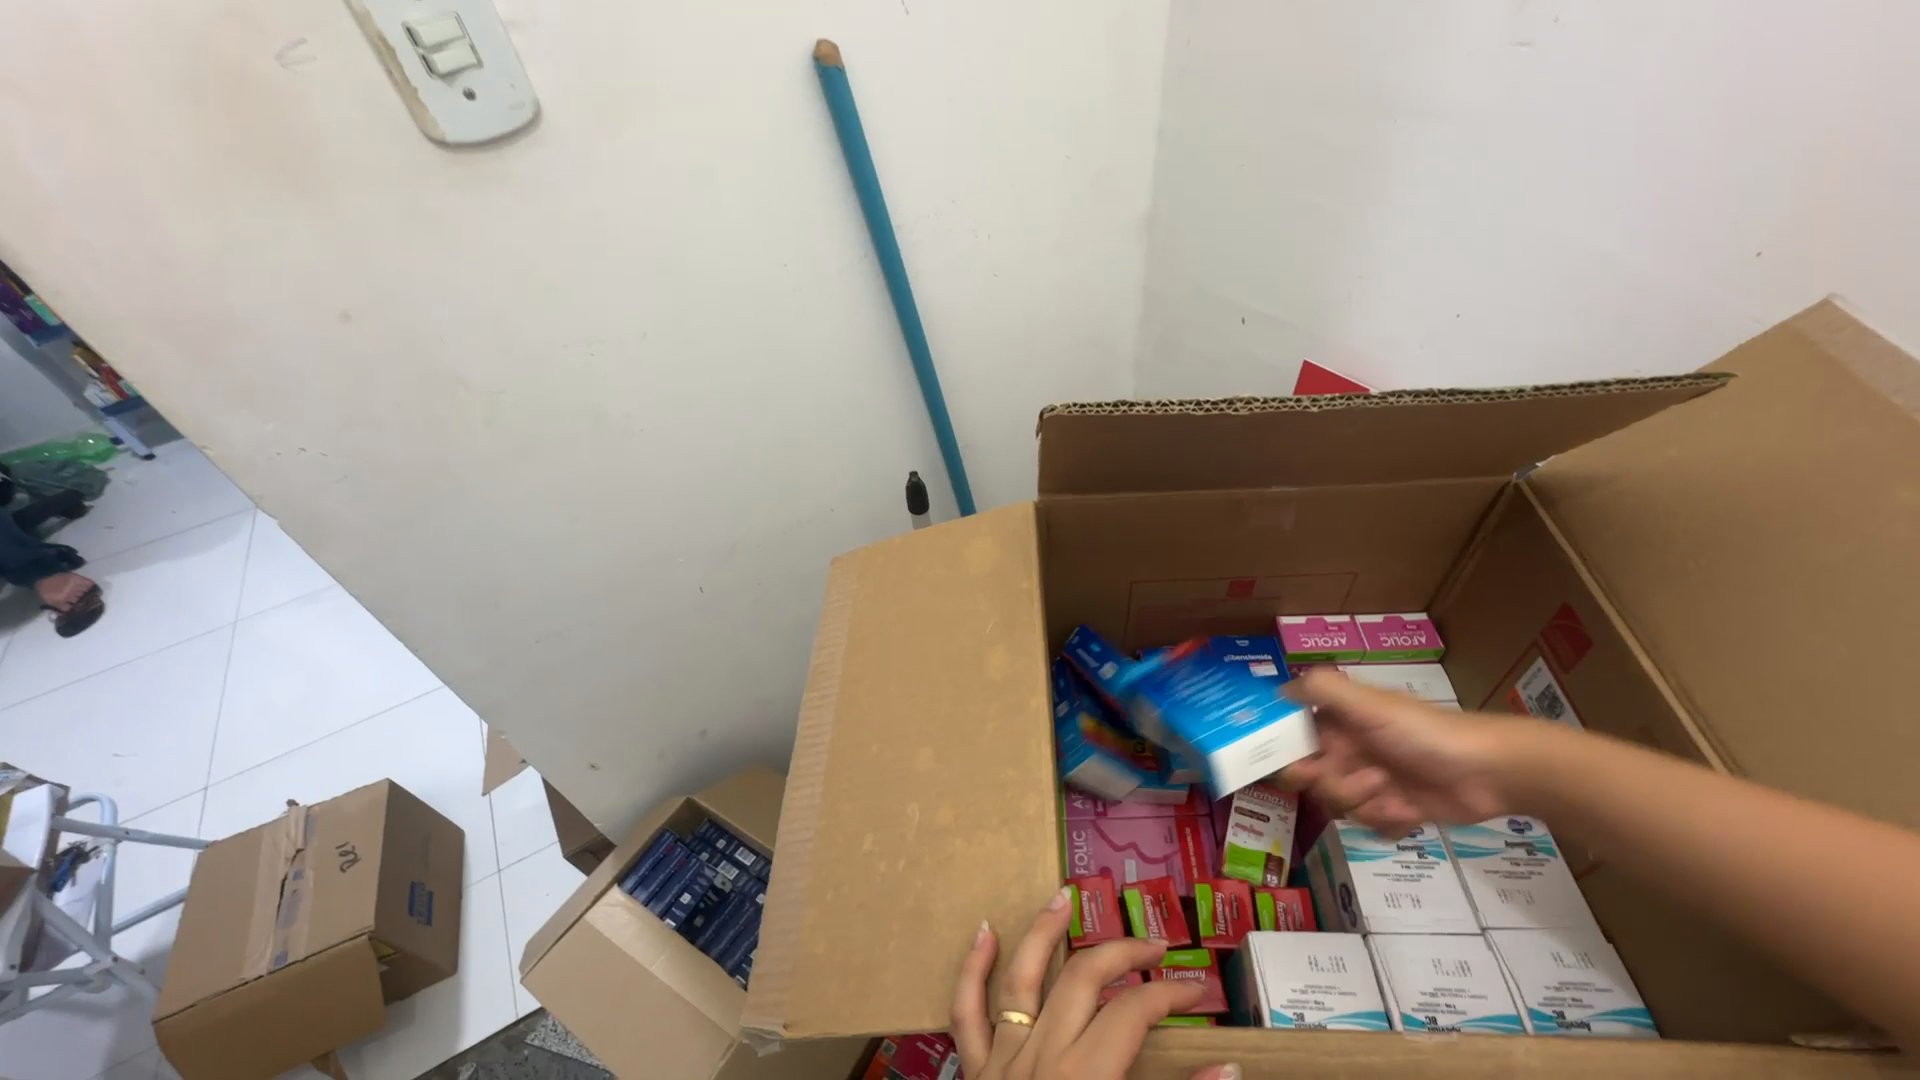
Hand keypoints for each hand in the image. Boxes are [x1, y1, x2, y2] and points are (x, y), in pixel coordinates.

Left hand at [951, 886, 1237, 1079]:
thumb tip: (1229, 1066)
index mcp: (1085, 1078)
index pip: (1133, 1013)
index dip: (1170, 994)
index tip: (1198, 990)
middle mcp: (1041, 1055)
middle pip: (1083, 979)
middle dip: (1123, 954)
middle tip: (1157, 946)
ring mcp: (1001, 1058)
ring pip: (1020, 977)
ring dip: (1043, 932)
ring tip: (1065, 897)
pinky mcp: (972, 1071)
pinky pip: (965, 1010)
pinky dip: (972, 968)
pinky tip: (984, 930)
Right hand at [1278, 671, 1537, 835]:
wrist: (1489, 771)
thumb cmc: (1423, 732)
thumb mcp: (1370, 704)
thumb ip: (1322, 690)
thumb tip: (1278, 689)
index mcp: (1340, 722)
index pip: (1294, 740)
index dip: (1290, 754)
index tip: (1302, 765)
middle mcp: (1350, 750)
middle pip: (1311, 778)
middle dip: (1333, 783)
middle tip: (1362, 778)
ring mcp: (1371, 781)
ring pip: (1339, 804)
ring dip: (1363, 801)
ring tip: (1392, 790)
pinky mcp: (1394, 809)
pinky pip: (1369, 824)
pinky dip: (1387, 820)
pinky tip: (1408, 810)